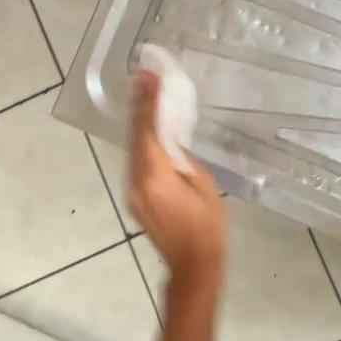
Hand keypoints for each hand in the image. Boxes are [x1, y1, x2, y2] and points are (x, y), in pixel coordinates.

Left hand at [128, 70, 226, 292]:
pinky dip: (143, 143)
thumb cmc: (207, 226)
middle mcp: (137, 180)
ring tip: (145, 94)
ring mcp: (133, 191)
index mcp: (155, 175)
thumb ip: (184, 160)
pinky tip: (150, 130)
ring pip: (134, 149)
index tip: (147, 76)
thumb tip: (171, 144)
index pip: (148, 130)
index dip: (147, 101)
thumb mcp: (204, 185)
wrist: (193, 265)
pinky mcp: (136, 199)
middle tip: (143, 77)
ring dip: (139, 123)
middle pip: (136, 136)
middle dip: (139, 105)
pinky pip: (138, 163)